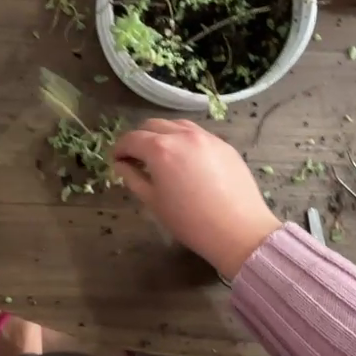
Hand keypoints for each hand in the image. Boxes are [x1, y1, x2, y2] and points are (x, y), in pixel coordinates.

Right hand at [112, 119, 281, 279]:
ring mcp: (206, 137)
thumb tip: (121, 164)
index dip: (119, 148)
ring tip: (161, 155)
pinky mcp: (224, 144)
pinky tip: (185, 160)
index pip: (131, 139)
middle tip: (136, 158)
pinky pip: (197, 134)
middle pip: (152, 125)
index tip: (116, 160)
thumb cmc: (190, 221)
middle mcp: (182, 135)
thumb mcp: (153, 202)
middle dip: (139, 138)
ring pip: (176, 125)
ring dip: (162, 135)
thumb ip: (133, 177)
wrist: (239, 231)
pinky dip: (183, 140)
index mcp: (160, 149)